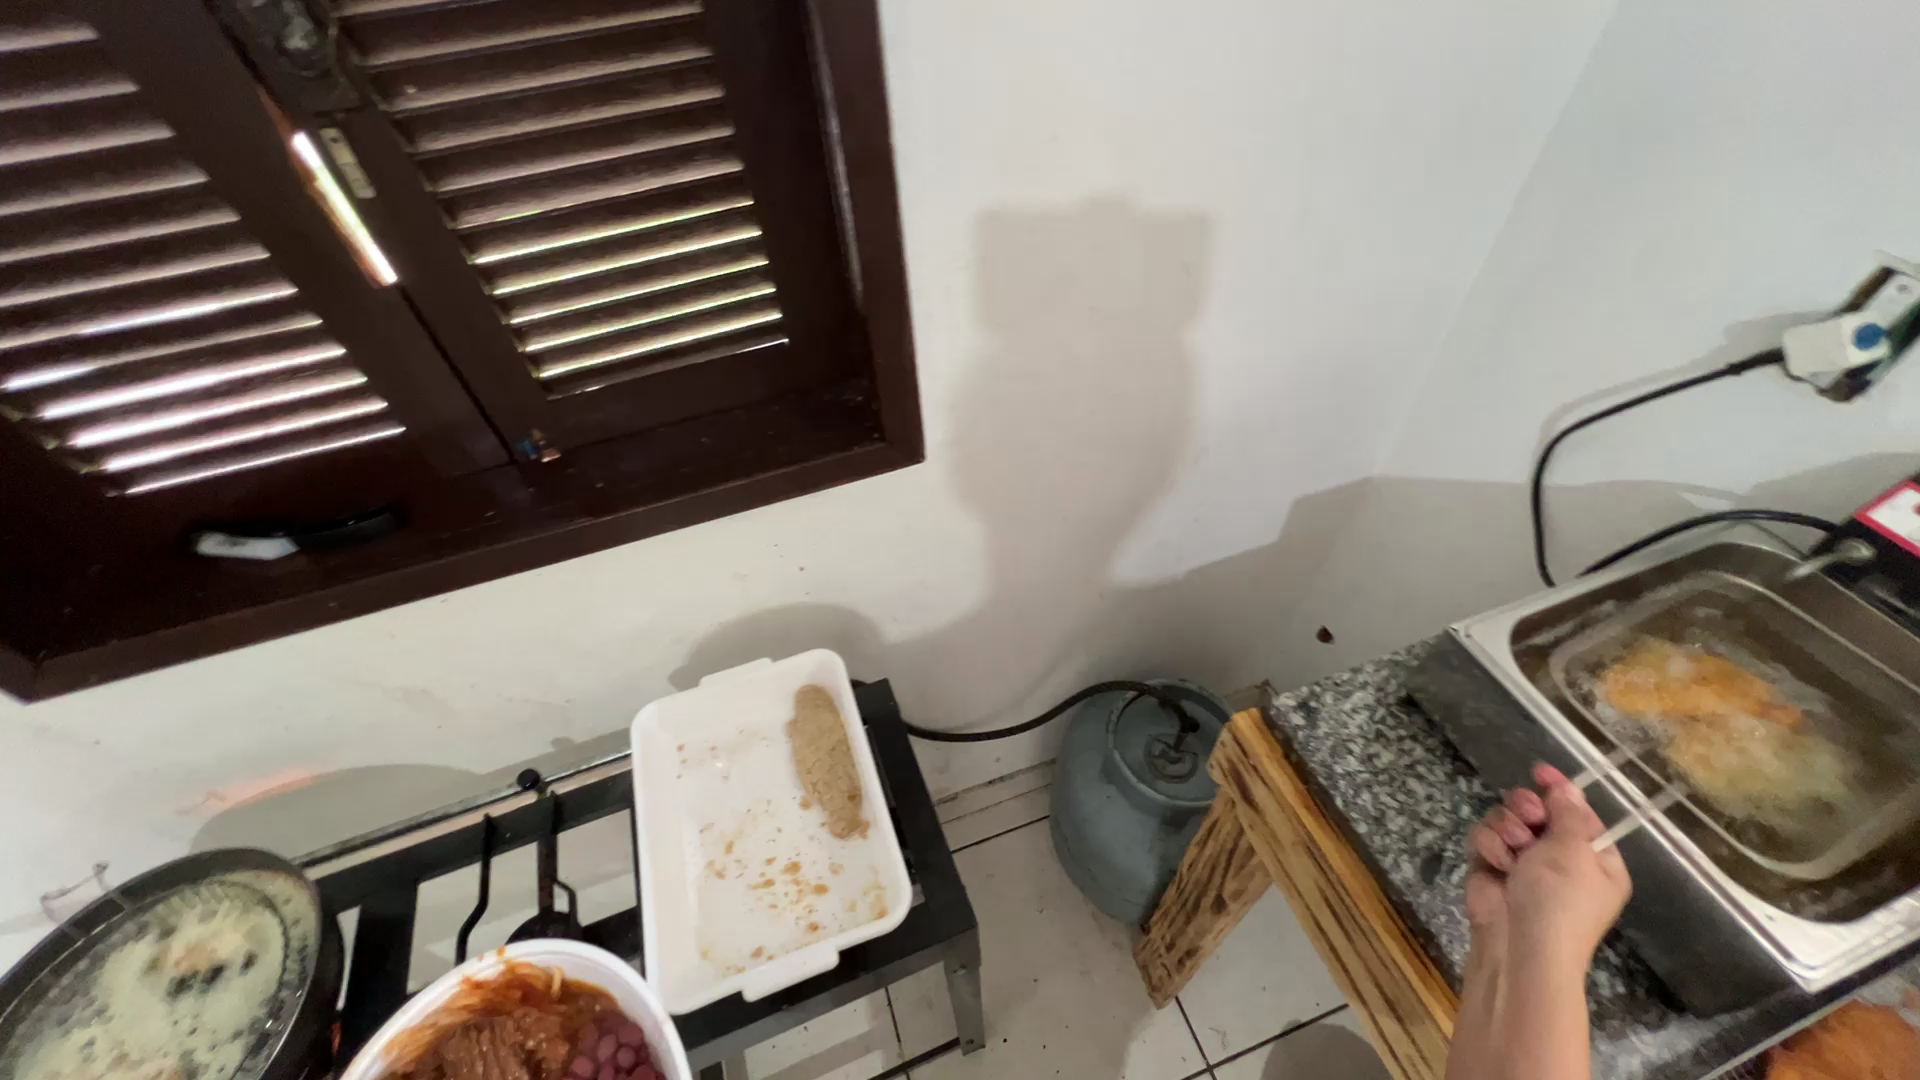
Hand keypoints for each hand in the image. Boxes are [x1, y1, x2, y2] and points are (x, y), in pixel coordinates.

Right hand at [1465, 764, 1631, 967]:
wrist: (1521, 941)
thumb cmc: (1560, 899)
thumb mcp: (1574, 852)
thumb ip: (1568, 813)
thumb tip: (1567, 786)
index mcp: (1593, 857)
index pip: (1577, 812)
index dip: (1560, 790)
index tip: (1540, 771)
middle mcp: (1559, 856)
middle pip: (1536, 809)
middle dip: (1527, 808)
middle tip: (1528, 817)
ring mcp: (1523, 859)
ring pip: (1505, 818)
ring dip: (1507, 828)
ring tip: (1513, 849)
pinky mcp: (1491, 863)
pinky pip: (1484, 835)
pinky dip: (1489, 845)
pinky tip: (1496, 861)